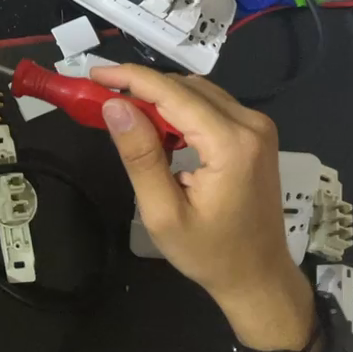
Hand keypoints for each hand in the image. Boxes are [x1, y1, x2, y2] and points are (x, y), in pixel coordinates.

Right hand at [91, 64, 314, 350]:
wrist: (259, 277)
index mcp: (230, 144)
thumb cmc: (209, 252)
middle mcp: (250, 125)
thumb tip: (115, 106)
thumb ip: (140, 156)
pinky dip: (177, 108)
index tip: (93, 74)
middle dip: (140, 87)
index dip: (129, 78)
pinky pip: (209, 105)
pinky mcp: (255, 134)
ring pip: (196, 91)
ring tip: (123, 114)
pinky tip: (157, 129)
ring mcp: (257, 127)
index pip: (172, 93)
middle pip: (184, 86)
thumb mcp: (162, 212)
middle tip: (99, 98)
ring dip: (158, 97)